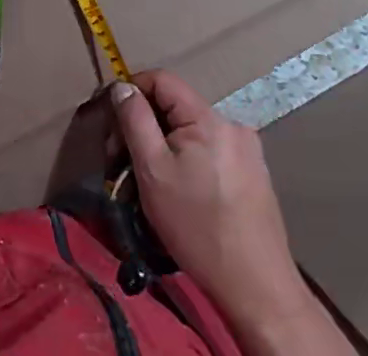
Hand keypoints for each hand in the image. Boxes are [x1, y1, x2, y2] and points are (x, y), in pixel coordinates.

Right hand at [110, 71, 319, 338]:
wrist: (256, 287)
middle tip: (118, 159)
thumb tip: (122, 86)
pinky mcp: (251, 173)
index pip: (162, 79)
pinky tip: (173, 188)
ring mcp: (246, 151)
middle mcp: (233, 126)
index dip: (130, 90)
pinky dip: (181, 158)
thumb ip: (134, 119)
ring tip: (143, 178)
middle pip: (173, 106)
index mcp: (210, 119)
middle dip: (140, 125)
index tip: (111, 122)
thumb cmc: (196, 225)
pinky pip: (205, 149)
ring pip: (186, 130)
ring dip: (158, 145)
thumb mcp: (152, 168)